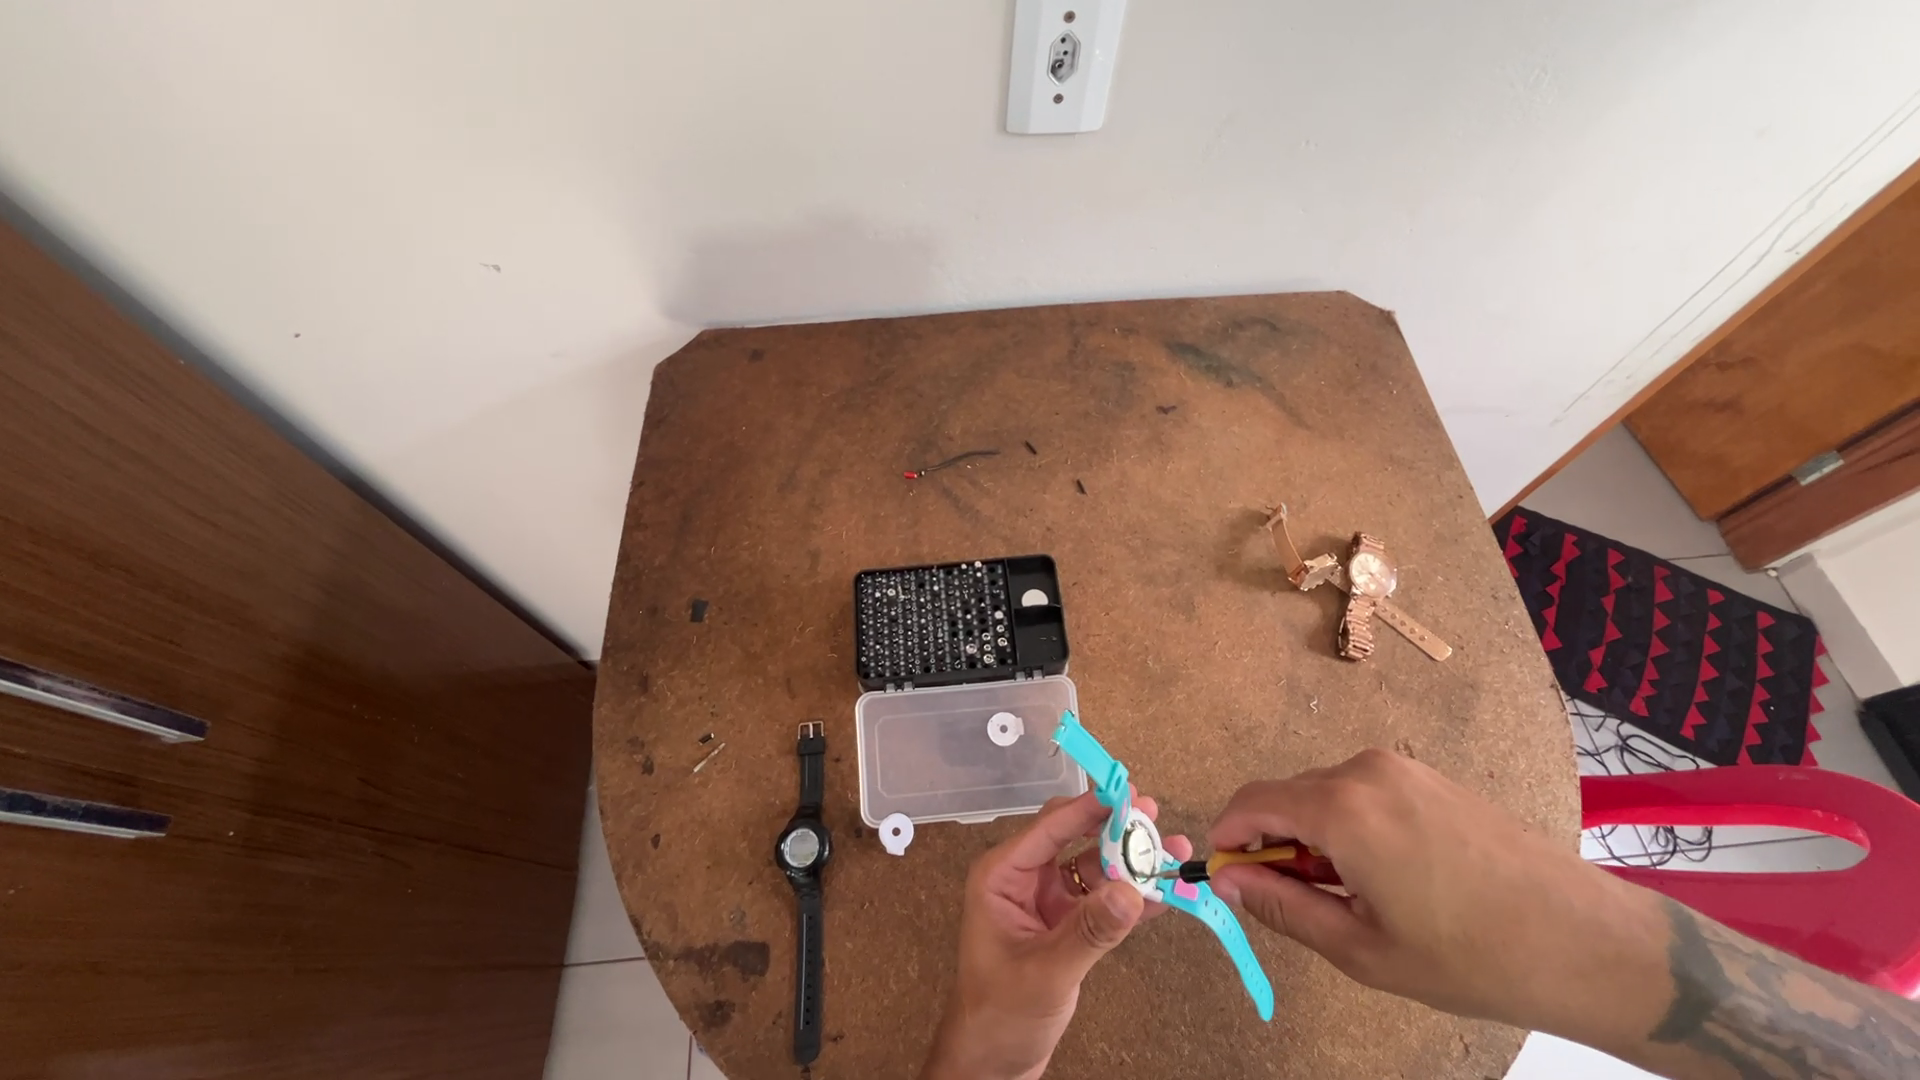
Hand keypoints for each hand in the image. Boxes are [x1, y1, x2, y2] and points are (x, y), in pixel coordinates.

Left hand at [922, 789, 1192, 1079]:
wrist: (992, 1063)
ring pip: (1093, 866)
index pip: (1049, 827)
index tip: (1126, 793)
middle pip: (1074, 837)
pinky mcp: (1066, 923)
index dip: (1088, 808)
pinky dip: (1131, 896)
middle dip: (1115, 828)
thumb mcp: (1046, 972)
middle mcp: (1024, 877)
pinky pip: (1102, 899)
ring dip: (1131, 860)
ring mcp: (1047, 899)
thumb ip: (1090, 931)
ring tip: (1174, 849)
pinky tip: (1165, 892)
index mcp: (1002, 874)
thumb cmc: (1001, 1012)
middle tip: (1155, 817)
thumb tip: (1132, 890)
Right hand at [1206, 749, 1670, 1052]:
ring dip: (1313, 835)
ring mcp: (1401, 768)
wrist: (1591, 942)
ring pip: (1322, 793)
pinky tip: (1389, 872)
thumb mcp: (1362, 947)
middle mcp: (1363, 771)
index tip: (1228, 876)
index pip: (1251, 802)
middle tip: (1299, 901)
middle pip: (1286, 796)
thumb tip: (1226, 879)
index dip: (1228, 836)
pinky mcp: (1428, 776)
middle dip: (1274, 842)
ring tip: (1353, 894)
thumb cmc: (1470, 956)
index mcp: (1341, 808)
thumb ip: (1281, 906)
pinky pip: (1360, 791)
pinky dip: (1348, 824)